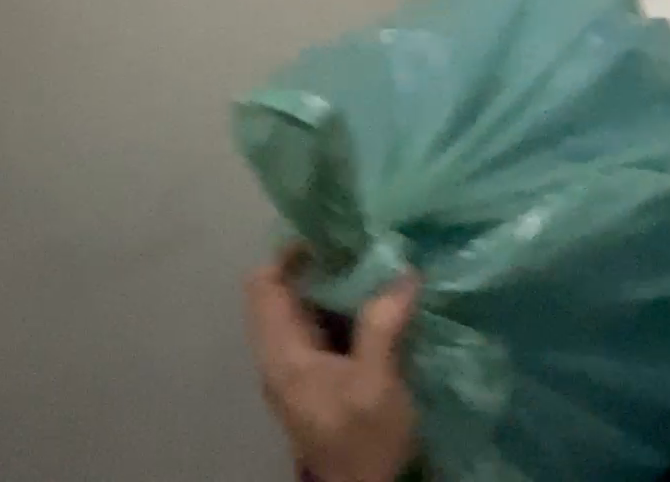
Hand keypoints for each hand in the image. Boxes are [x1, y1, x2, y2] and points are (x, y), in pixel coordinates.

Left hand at [245, 245, 420, 481]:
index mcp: (283, 355)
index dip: (290, 252)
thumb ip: (383, 324)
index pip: (264, 287)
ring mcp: (304, 366)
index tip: (333, 229)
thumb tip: (405, 272)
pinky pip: (330, 323)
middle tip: (366, 236)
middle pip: (286, 291)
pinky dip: (352, 302)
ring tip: (380, 256)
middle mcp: (285, 355)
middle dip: (323, 260)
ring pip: (310, 306)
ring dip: (341, 281)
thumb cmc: (361, 440)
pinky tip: (385, 292)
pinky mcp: (326, 373)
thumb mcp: (376, 383)